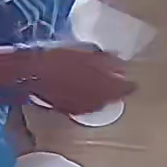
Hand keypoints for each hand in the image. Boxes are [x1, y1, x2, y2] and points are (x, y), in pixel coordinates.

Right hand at [18, 42, 134, 114]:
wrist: (32, 74)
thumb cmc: (60, 61)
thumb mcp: (86, 57)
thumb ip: (106, 63)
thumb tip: (121, 67)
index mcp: (101, 89)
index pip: (122, 90)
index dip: (129, 86)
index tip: (135, 84)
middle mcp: (93, 103)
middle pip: (111, 99)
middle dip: (116, 92)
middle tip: (120, 85)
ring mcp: (80, 108)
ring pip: (98, 104)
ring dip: (102, 96)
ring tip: (104, 88)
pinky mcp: (67, 109)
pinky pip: (85, 106)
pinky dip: (89, 99)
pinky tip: (86, 94)